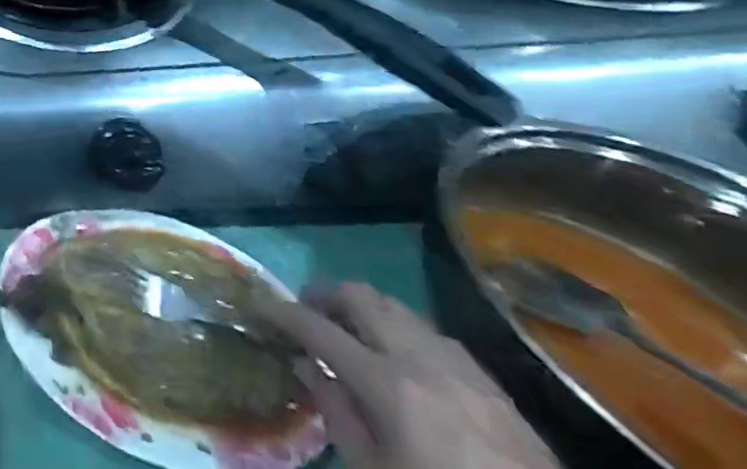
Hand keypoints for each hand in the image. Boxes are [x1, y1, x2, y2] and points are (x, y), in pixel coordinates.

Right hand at [252, 281, 560, 468]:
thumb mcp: (371, 468)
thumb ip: (335, 410)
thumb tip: (306, 366)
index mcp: (386, 383)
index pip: (315, 327)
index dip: (279, 312)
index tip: (256, 306)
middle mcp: (420, 358)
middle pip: (360, 296)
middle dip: (323, 295)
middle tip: (306, 314)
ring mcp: (460, 365)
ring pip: (398, 307)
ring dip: (364, 310)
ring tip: (351, 334)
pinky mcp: (489, 381)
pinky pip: (432, 333)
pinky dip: (402, 331)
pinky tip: (401, 360)